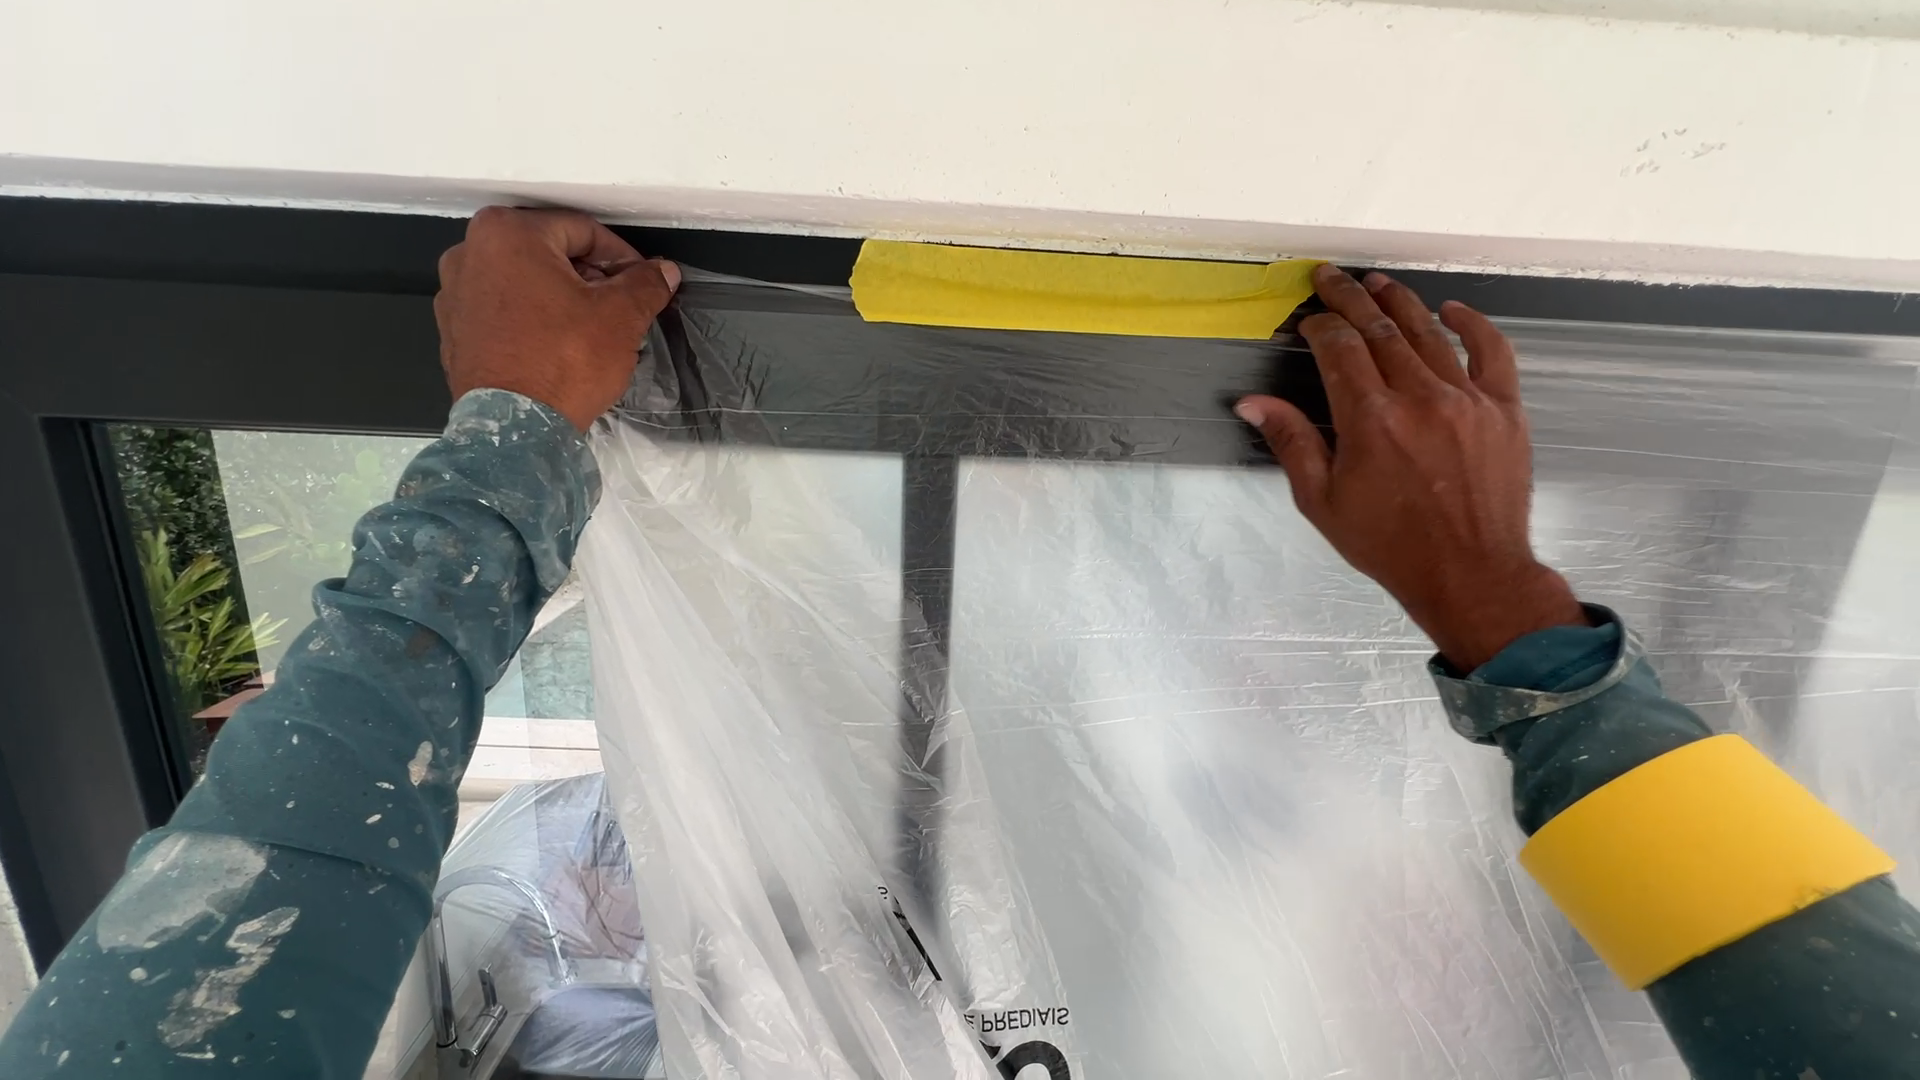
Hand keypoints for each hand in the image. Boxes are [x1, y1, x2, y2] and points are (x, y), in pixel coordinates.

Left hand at [434, 206, 680, 430]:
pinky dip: (534, 319)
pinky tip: (560, 348)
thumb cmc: (566, 361)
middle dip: (590, 277)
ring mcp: (455, 292)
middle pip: (549, 252)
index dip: (622, 257)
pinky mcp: (454, 329)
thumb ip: (645, 284)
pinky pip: (504, 311)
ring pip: (525, 281)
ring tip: (593, 330)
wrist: (518, 425)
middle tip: (621, 308)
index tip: (643, 284)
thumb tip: (664, 271)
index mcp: (510, 234)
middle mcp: (471, 251)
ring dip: (562, 297)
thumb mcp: (622, 317)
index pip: (582, 230)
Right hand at [1236, 264, 1583, 671]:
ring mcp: (1467, 399)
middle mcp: (1419, 398)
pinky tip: (1452, 309)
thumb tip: (1252, 402)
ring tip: (1377, 282)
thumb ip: (1291, 441)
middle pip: (1381, 329)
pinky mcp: (1504, 408)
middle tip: (1331, 276)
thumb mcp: (1320, 499)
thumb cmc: (1385, 542)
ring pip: (1429, 332)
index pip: (1340, 349)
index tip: (1307, 320)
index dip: (1321, 326)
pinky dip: (1472, 324)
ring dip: (1400, 302)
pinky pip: (1491, 351)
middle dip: (1351, 299)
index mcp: (1370, 420)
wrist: (1469, 571)